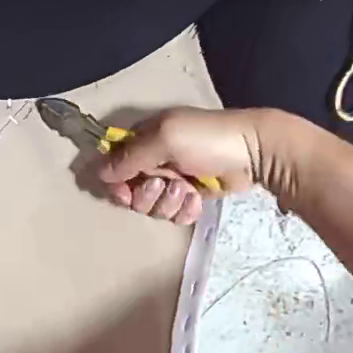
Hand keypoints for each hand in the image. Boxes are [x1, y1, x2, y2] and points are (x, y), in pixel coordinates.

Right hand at [96, 108, 300, 224]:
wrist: (254, 152)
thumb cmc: (207, 138)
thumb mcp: (165, 138)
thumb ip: (129, 156)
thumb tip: (98, 172)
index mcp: (144, 138)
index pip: (114, 164)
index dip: (116, 182)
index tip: (124, 191)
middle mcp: (154, 160)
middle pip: (131, 192)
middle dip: (146, 194)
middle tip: (163, 185)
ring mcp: (174, 180)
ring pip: (152, 206)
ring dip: (169, 202)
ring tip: (188, 189)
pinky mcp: (191, 196)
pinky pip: (175, 213)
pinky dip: (186, 209)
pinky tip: (198, 198)